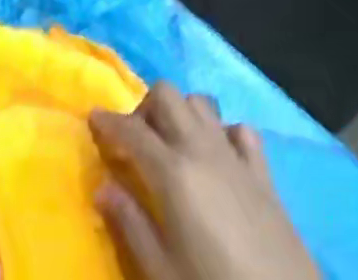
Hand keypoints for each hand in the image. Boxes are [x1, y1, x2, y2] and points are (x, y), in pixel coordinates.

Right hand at [90, 84, 319, 279]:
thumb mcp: (161, 272)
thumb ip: (129, 224)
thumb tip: (103, 187)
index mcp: (172, 172)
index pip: (130, 129)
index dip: (106, 121)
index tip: (92, 121)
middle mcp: (202, 151)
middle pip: (167, 95)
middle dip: (144, 108)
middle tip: (135, 142)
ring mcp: (236, 159)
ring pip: (200, 103)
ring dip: (181, 114)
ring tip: (172, 147)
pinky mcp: (265, 177)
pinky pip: (240, 131)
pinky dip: (222, 133)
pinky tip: (217, 160)